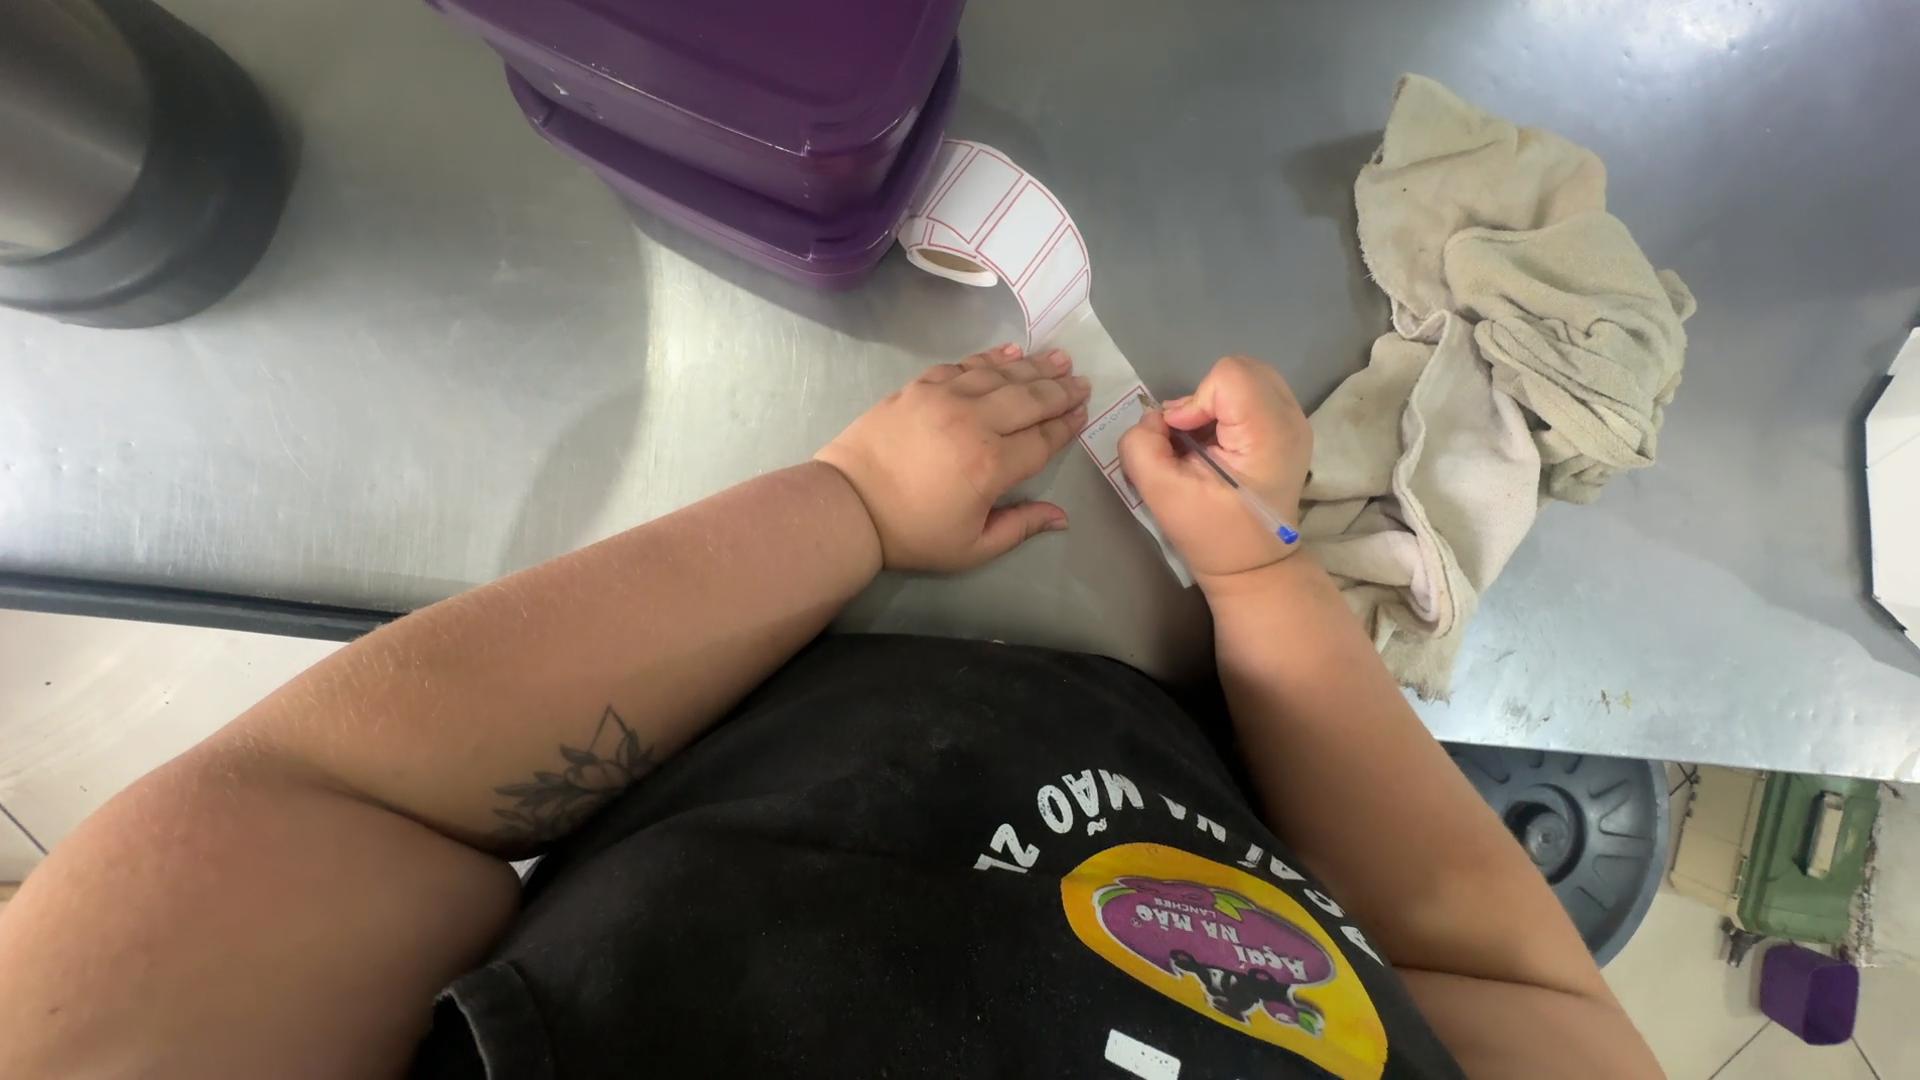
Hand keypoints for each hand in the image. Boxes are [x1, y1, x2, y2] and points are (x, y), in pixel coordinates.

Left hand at [817, 344, 1090, 572]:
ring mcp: (945, 398)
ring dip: (1033, 366)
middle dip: (1060, 390)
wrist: (848, 506)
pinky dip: (989, 358)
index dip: (1067, 425)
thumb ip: (1020, 527)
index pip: (1043, 439)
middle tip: (1082, 381)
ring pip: (1000, 375)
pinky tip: (1009, 353)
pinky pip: (963, 365)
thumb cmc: (911, 533)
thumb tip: (1063, 517)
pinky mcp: (919, 387)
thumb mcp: (971, 548)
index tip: (1084, 412)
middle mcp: (976, 422)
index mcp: (993, 465)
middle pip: (1029, 399)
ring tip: (1059, 359)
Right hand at [1118, 355, 1312, 583]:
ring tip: (1202, 442)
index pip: (1229, 376)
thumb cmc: (1211, 534)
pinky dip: (1224, 409)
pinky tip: (1217, 444)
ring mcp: (1295, 421)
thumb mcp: (1160, 495)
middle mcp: (1291, 419)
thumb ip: (1142, 447)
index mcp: (1269, 435)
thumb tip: (1155, 420)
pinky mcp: (1287, 426)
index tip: (1184, 439)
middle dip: (1203, 398)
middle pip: (1240, 368)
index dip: (1194, 402)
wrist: (1253, 564)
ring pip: (1244, 377)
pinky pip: (1250, 393)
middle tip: (1190, 438)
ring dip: (1212, 402)